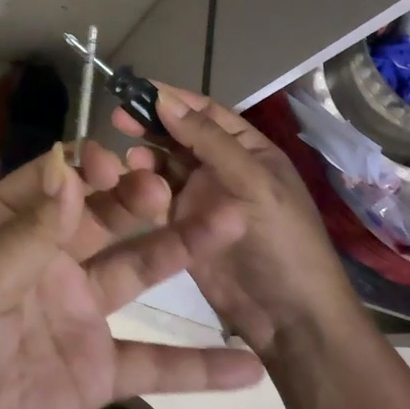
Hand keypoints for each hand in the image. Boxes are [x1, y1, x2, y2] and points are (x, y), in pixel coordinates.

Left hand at [0, 142, 264, 408]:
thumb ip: (27, 232)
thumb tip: (67, 163)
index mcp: (3, 231)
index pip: (53, 183)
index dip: (89, 166)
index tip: (124, 160)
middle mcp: (44, 263)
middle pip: (103, 219)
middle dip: (142, 198)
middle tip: (189, 184)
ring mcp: (74, 316)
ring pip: (136, 272)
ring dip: (182, 250)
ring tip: (232, 224)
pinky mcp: (94, 374)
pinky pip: (153, 364)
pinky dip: (198, 367)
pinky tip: (248, 362)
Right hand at [112, 85, 364, 354]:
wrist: (291, 320)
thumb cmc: (284, 243)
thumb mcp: (253, 184)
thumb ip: (208, 140)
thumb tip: (164, 98)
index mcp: (248, 150)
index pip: (206, 112)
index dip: (173, 99)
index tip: (136, 88)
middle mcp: (222, 167)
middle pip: (179, 134)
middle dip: (150, 124)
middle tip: (118, 118)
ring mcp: (200, 196)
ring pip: (163, 162)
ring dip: (145, 154)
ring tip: (128, 157)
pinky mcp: (181, 223)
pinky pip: (155, 194)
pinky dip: (140, 184)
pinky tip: (127, 181)